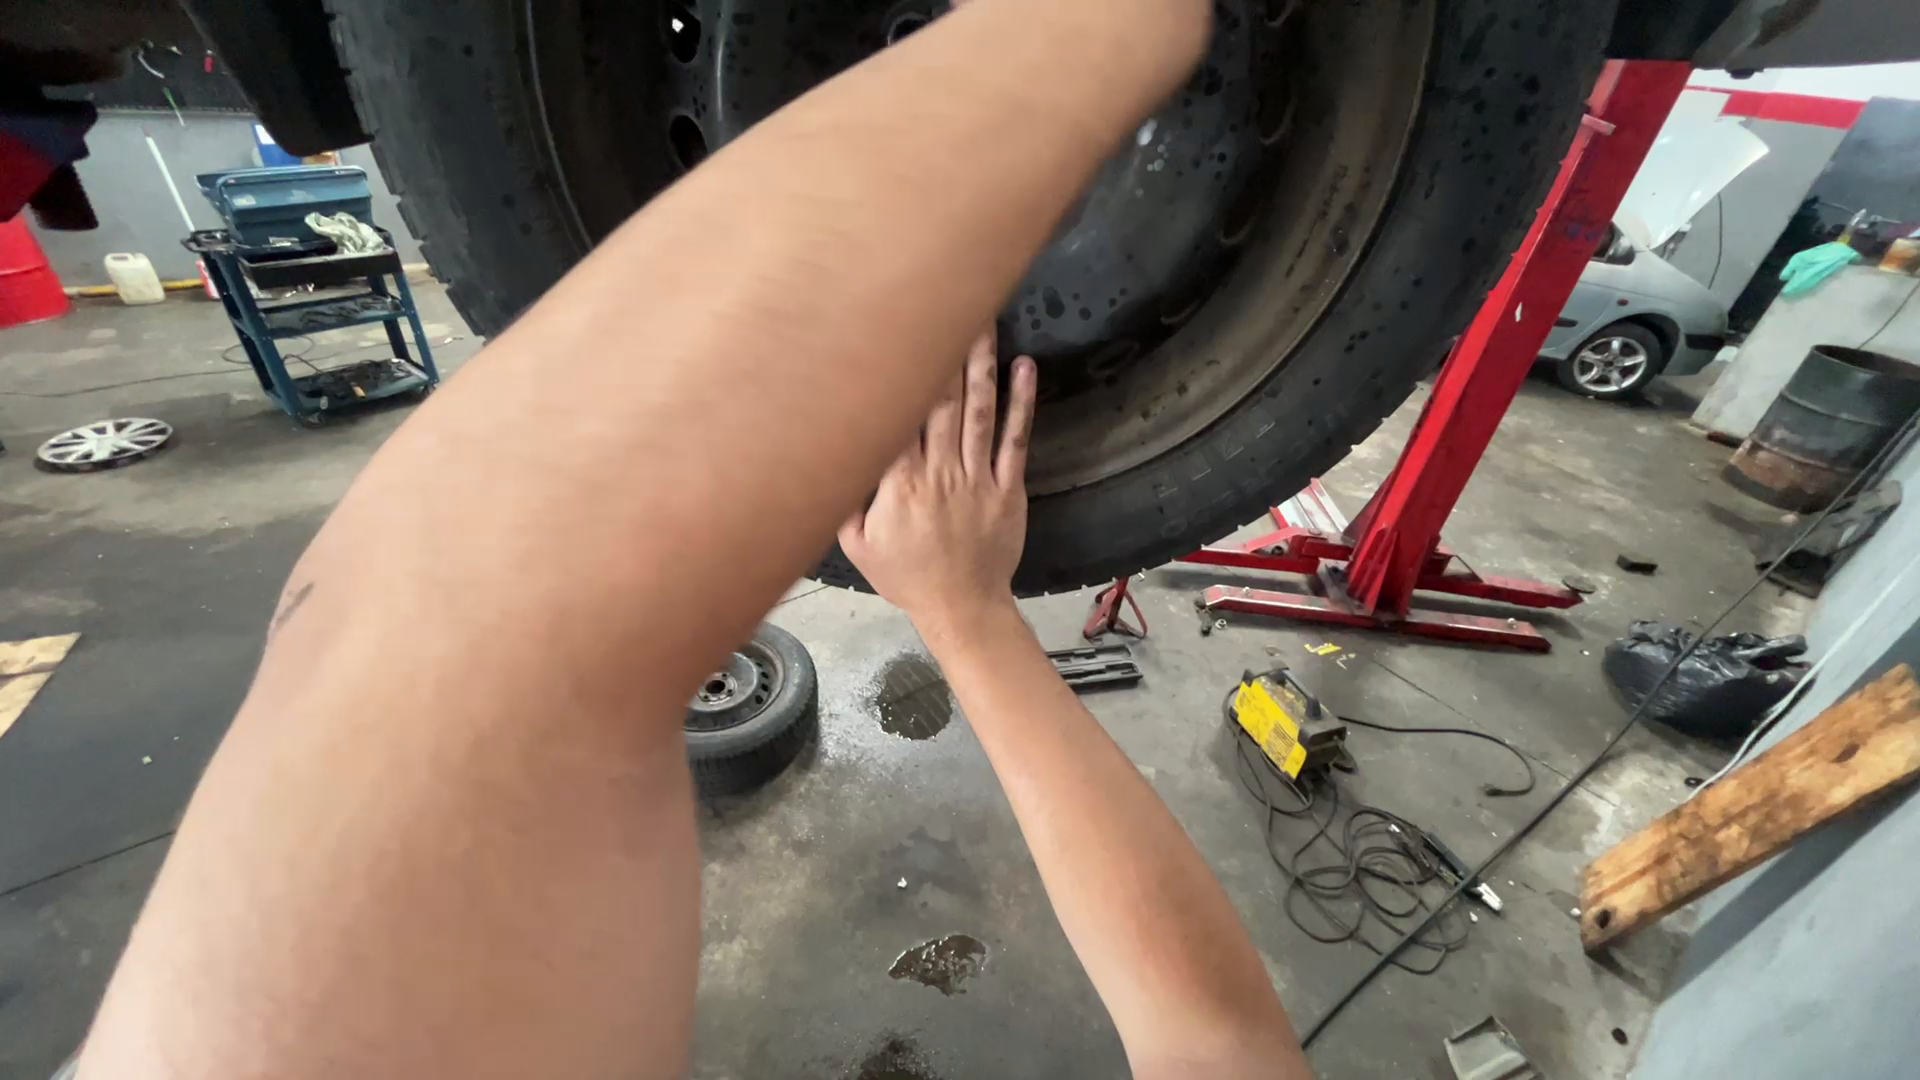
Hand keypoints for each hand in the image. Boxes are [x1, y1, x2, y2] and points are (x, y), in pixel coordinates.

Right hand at [840, 332, 1037, 637]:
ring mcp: (978, 478)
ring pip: (978, 411)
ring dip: (980, 364)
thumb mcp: (859, 547)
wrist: (963, 606)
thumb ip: (845, 502)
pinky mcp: (1008, 487)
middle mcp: (940, 472)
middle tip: (946, 304)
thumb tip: (836, 460)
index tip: (897, 336)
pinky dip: (1021, 403)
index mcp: (900, 485)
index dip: (898, 374)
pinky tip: (1023, 368)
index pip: (898, 418)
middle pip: (940, 402)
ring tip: (983, 321)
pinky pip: (1015, 439)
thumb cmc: (908, 578)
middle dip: (943, 352)